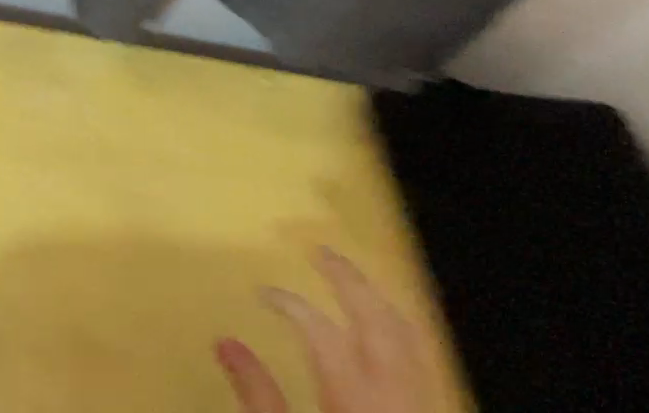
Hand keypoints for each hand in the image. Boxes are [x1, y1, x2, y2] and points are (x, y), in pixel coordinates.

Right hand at [216, 248, 439, 412]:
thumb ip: (257, 396)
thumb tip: (225, 342)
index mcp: (354, 400)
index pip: (320, 330)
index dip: (289, 303)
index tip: (262, 293)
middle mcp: (395, 397)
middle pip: (378, 322)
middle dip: (348, 281)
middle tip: (319, 250)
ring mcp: (421, 408)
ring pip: (411, 339)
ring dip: (380, 302)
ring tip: (351, 279)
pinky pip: (423, 363)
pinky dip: (401, 332)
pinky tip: (384, 330)